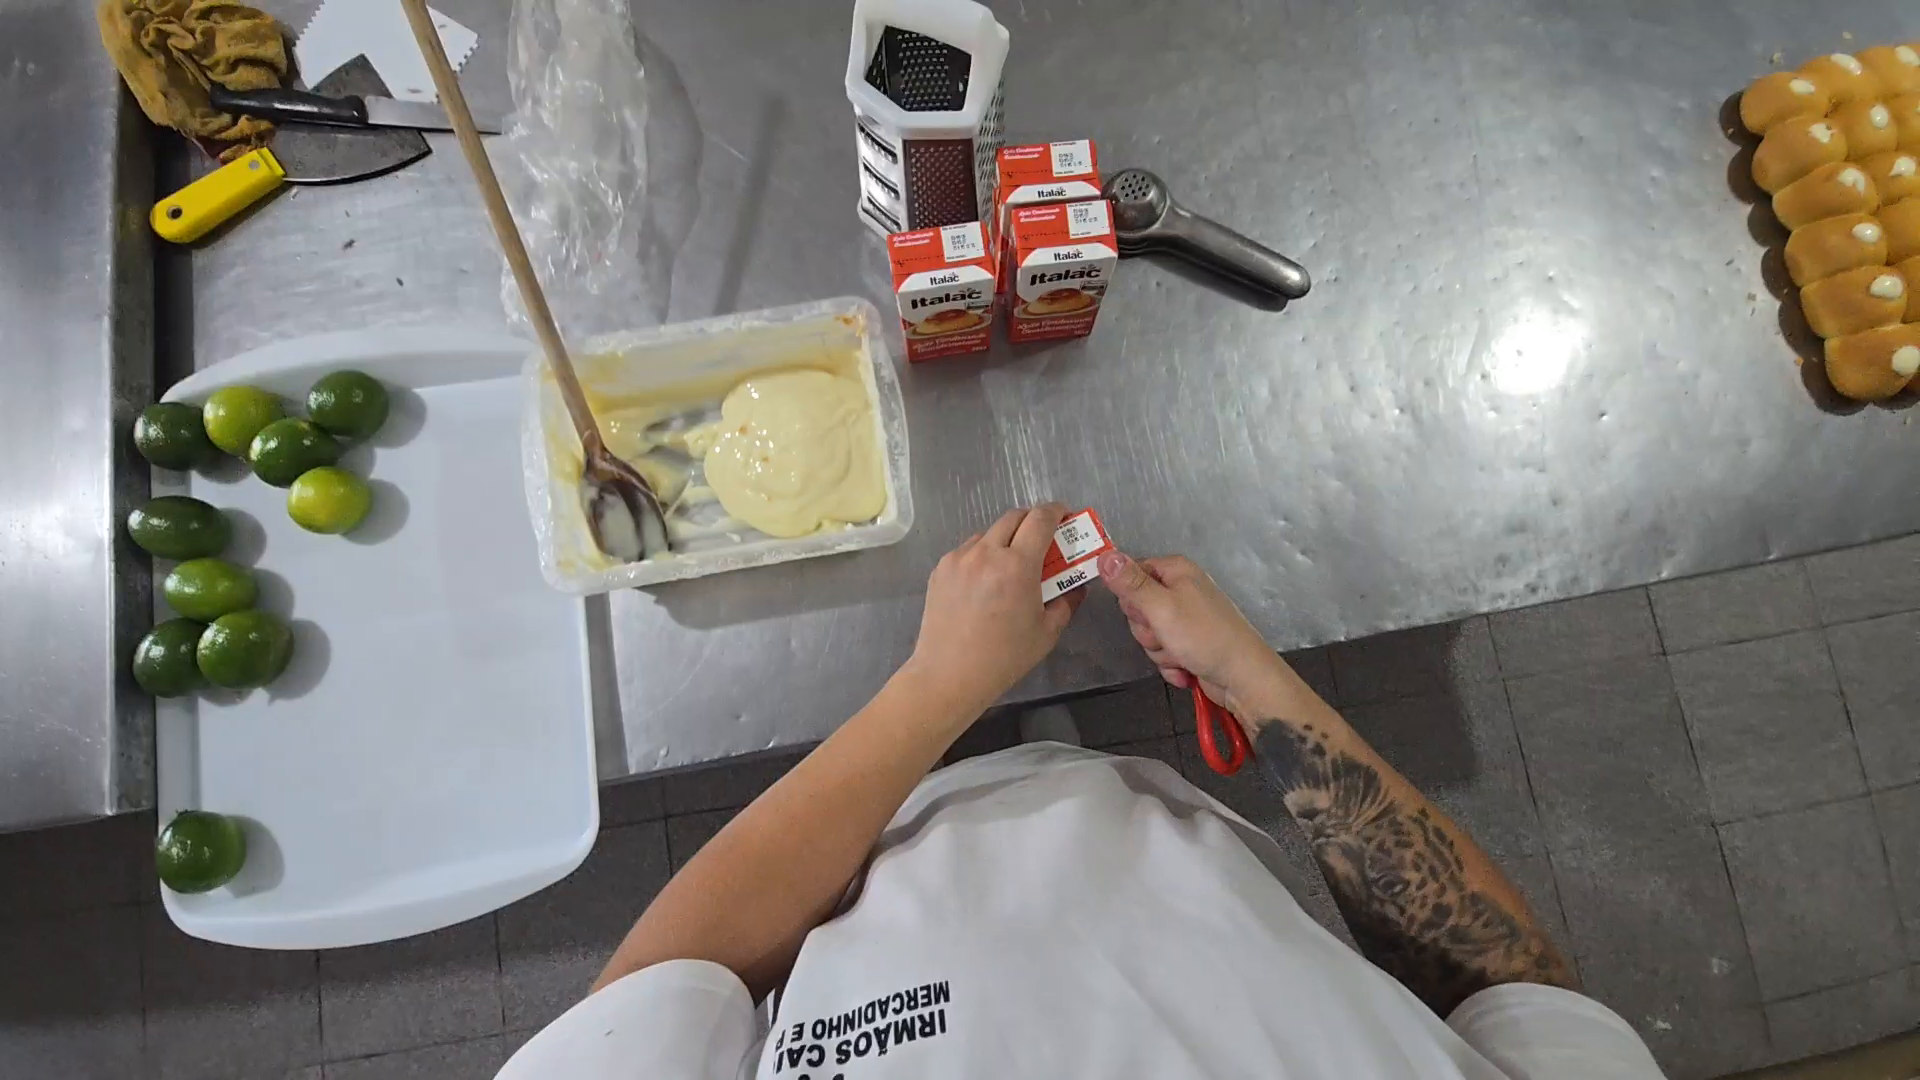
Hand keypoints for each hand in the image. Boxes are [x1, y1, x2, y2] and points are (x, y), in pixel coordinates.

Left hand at [903, 504, 1082, 713]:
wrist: (949, 674)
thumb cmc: (1004, 657)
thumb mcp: (1047, 632)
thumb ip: (1066, 601)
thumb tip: (1076, 584)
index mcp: (1017, 565)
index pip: (1040, 519)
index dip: (1056, 511)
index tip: (1064, 516)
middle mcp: (986, 552)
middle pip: (1014, 517)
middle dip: (1032, 521)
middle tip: (1042, 539)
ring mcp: (959, 559)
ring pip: (988, 533)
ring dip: (1004, 539)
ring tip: (1010, 565)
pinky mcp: (940, 569)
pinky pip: (967, 551)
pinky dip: (981, 556)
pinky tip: (984, 582)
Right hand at [1097, 550, 1281, 715]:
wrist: (1243, 679)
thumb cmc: (1204, 637)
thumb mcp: (1160, 607)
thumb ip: (1130, 583)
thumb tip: (1104, 555)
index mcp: (1176, 571)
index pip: (1131, 574)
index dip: (1131, 597)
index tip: (1142, 611)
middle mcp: (1181, 590)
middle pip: (1138, 607)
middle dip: (1147, 629)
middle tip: (1164, 634)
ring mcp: (1186, 618)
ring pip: (1149, 633)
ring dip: (1159, 650)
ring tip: (1180, 654)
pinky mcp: (1190, 643)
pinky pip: (1163, 651)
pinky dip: (1171, 663)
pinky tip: (1186, 668)